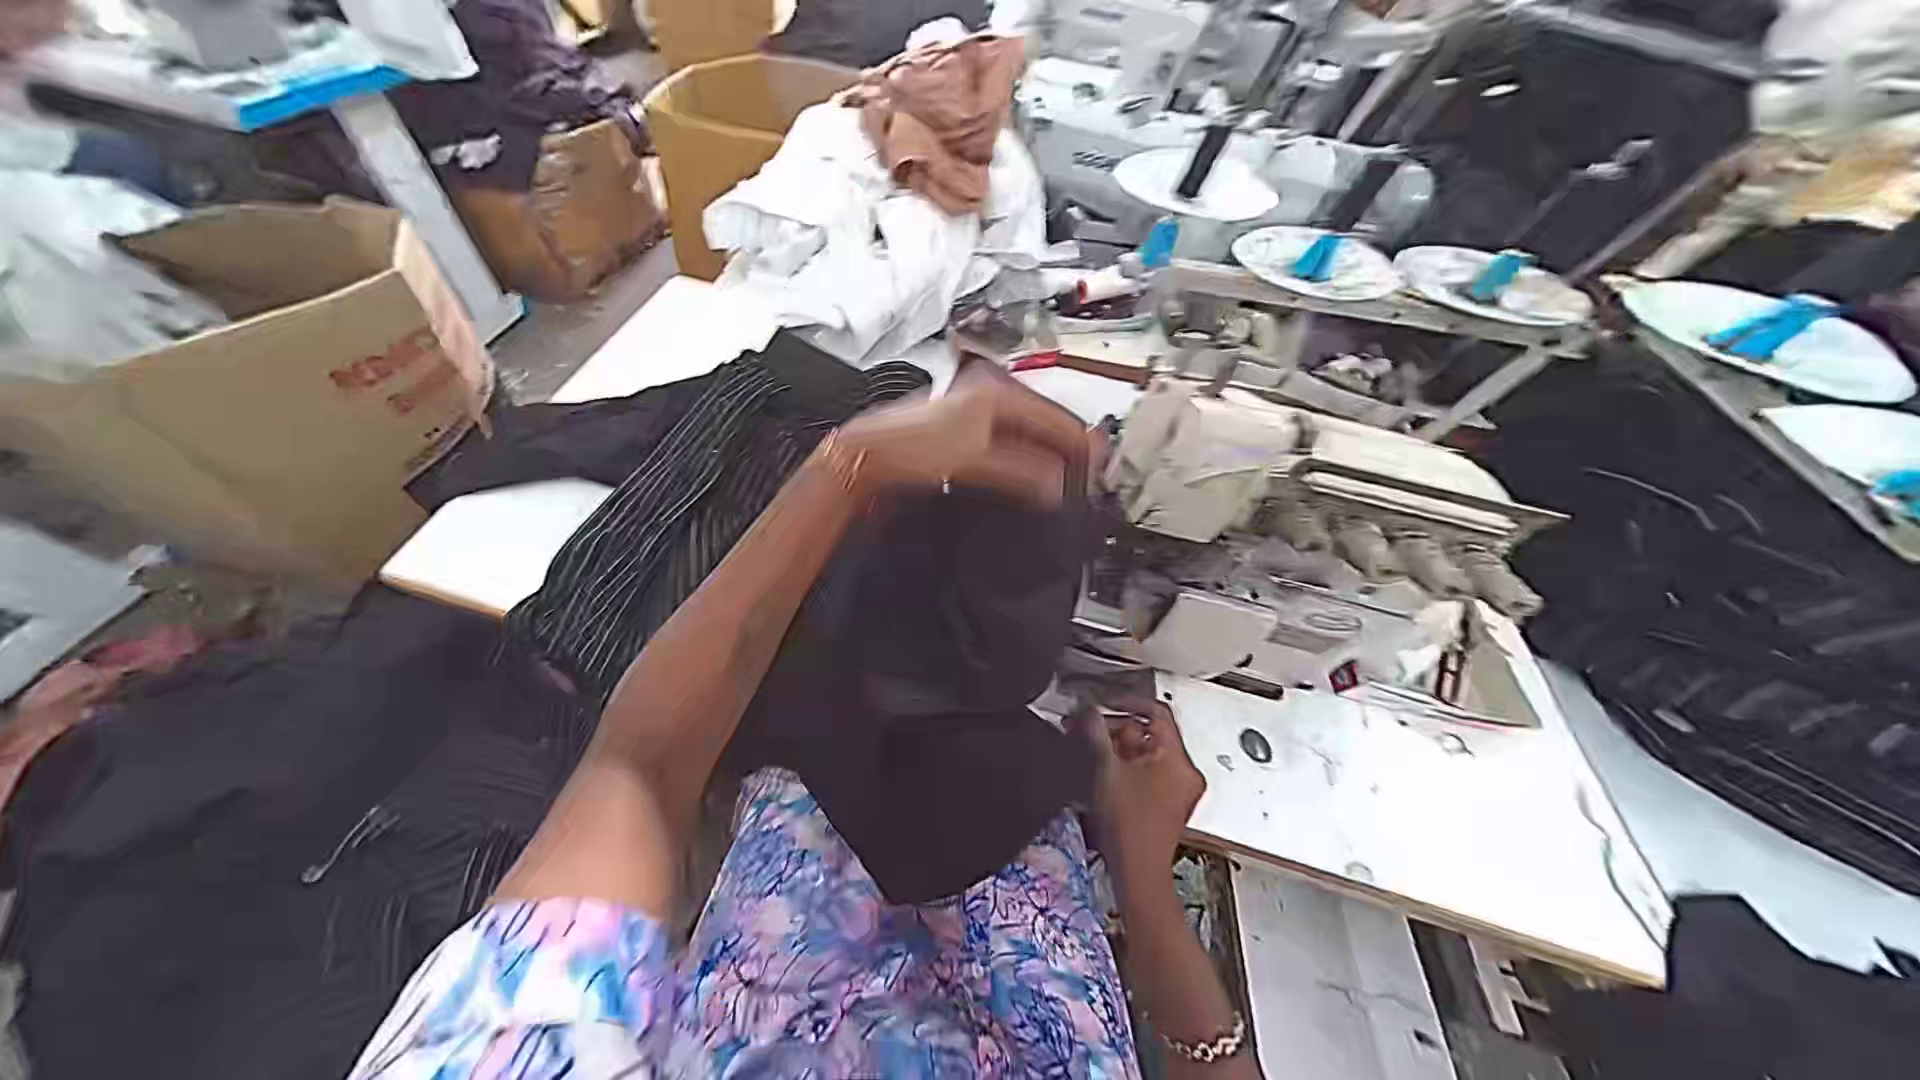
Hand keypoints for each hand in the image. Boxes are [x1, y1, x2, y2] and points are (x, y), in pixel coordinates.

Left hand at [834, 359, 1088, 507]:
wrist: (872, 452)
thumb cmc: (911, 446)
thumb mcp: (976, 462)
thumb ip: (1023, 473)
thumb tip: (1058, 485)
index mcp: (1000, 392)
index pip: (1061, 420)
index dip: (1082, 448)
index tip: (1097, 471)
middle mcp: (993, 391)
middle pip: (1049, 422)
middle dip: (1070, 450)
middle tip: (1087, 478)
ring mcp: (982, 405)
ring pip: (1032, 429)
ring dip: (1050, 454)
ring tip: (1066, 479)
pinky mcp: (971, 422)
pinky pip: (1014, 437)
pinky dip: (1029, 454)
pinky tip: (1033, 472)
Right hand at [1074, 696, 1206, 897]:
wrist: (1136, 872)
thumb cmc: (1129, 827)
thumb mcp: (1106, 769)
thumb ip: (1096, 733)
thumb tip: (1089, 712)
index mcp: (1178, 760)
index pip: (1157, 712)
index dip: (1127, 702)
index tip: (1106, 702)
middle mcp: (1183, 773)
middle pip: (1148, 733)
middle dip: (1114, 729)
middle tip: (1088, 727)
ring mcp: (1176, 789)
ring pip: (1144, 753)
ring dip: (1116, 747)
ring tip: (1088, 747)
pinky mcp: (1164, 802)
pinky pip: (1145, 771)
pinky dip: (1124, 765)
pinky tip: (1100, 768)